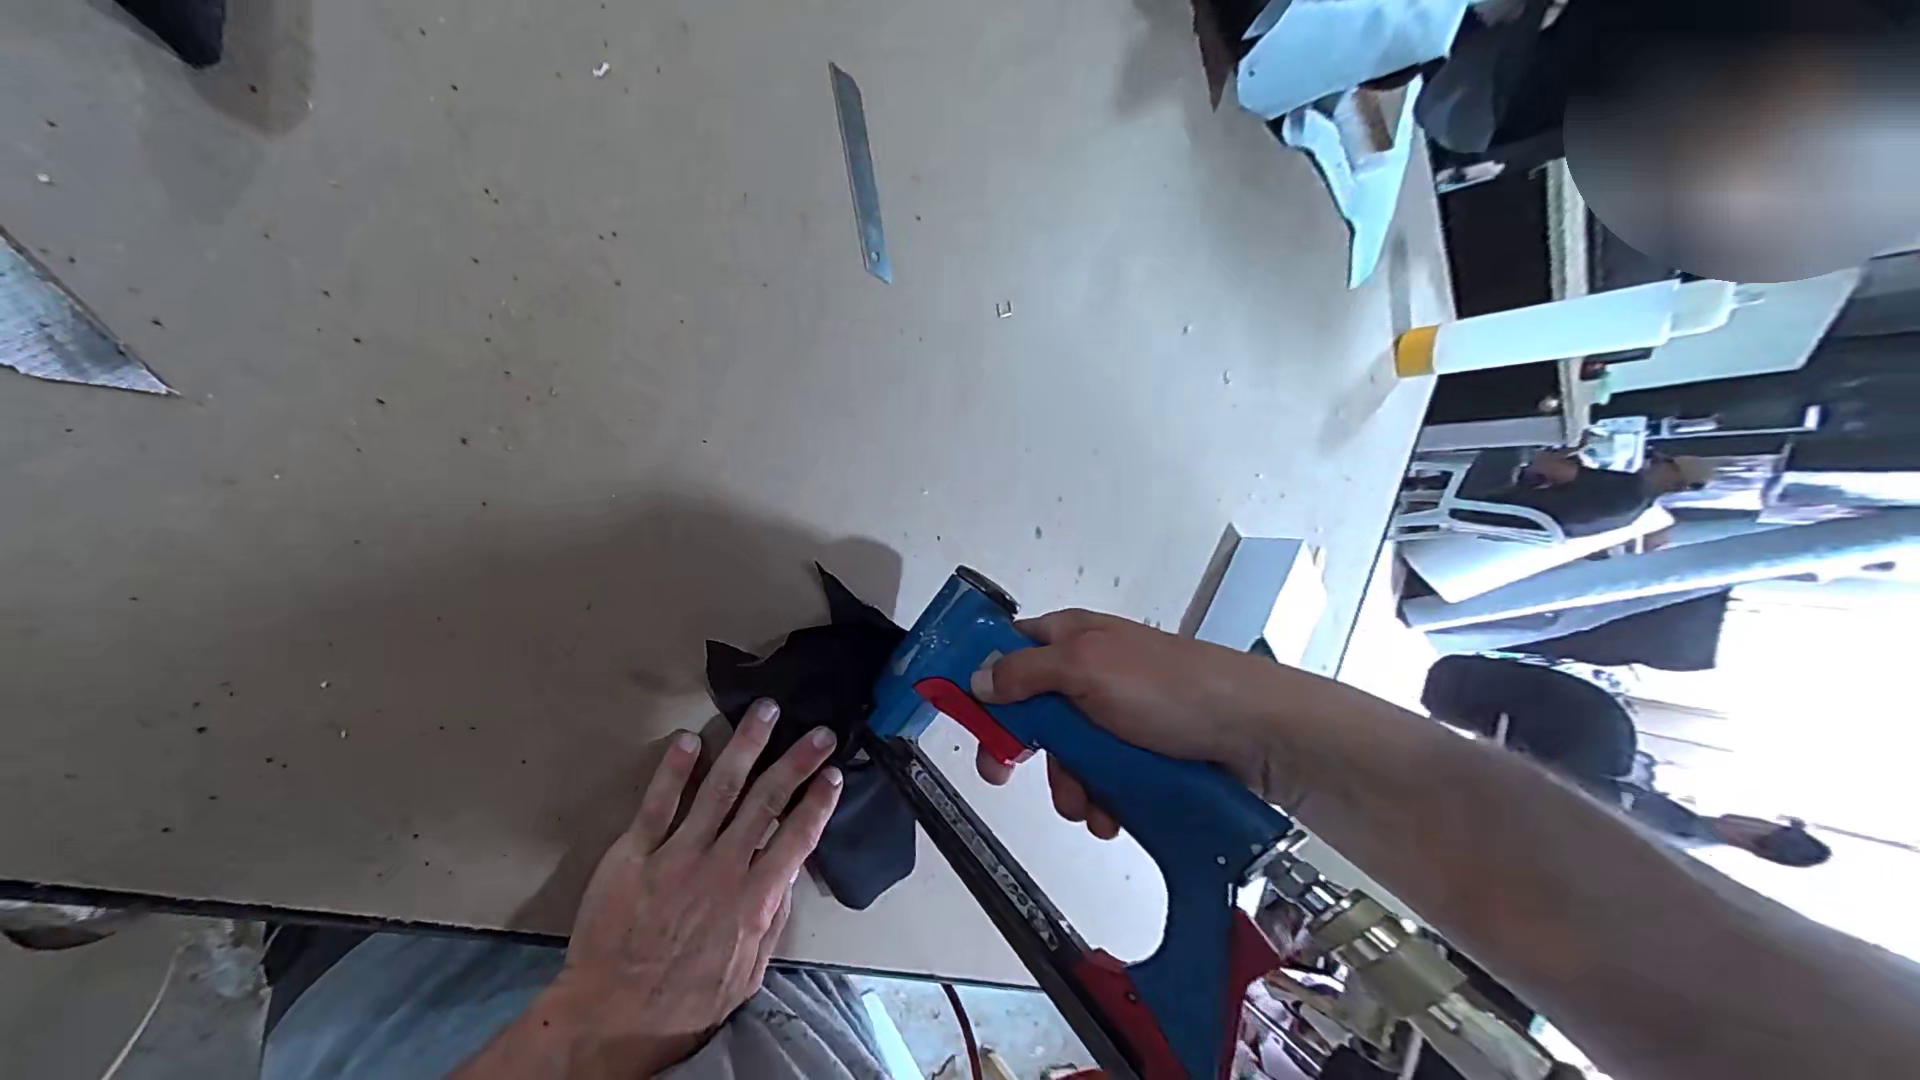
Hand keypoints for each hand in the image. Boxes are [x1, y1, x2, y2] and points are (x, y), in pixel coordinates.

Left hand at [542, 699, 842, 1072]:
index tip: (832, 773)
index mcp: (753, 899)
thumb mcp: (749, 972)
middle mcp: (721, 868)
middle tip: (819, 733)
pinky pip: (657, 804)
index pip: (797, 837)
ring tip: (765, 712)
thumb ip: (772, 917)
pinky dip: (674, 770)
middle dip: (796, 761)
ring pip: (719, 789)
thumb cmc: (686, 1001)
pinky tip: (690, 739)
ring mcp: (676, 857)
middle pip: (766, 801)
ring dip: (746, 746)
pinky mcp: (633, 855)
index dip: (818, 802)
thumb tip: (790, 869)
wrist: (609, 1023)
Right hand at [968, 609, 1311, 838]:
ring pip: (1062, 751)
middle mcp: (1085, 670)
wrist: (1250, 731)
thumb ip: (1025, 672)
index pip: (1007, 650)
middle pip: (1027, 708)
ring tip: (1086, 804)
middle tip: (1001, 775)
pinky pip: (1096, 775)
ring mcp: (1111, 712)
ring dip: (1066, 783)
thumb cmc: (1166, 687)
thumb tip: (978, 678)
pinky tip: (1109, 812)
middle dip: (1020, 747)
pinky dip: (1096, 797)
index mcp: (1069, 636)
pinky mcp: (1134, 748)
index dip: (982, 679)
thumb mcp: (1086, 667)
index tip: (963, 714)